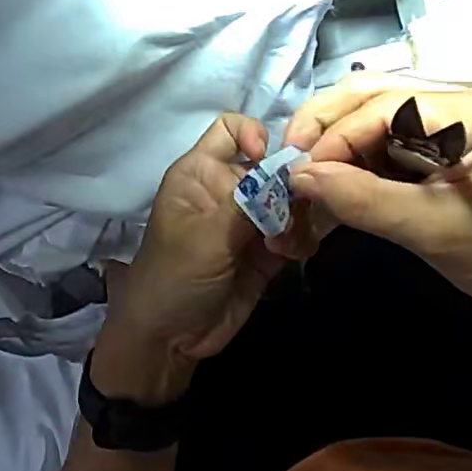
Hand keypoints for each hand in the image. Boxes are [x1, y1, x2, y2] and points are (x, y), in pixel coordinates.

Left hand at [96, 114, 287, 405]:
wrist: (170, 341)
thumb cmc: (174, 276)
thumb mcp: (206, 236)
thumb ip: (247, 203)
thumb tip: (288, 174)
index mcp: (201, 172)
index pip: (230, 129)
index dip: (254, 134)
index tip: (270, 160)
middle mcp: (227, 188)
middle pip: (272, 166)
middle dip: (290, 185)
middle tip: (299, 209)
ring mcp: (249, 219)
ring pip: (290, 199)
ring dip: (297, 217)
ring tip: (287, 244)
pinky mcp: (266, 249)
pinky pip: (295, 231)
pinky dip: (300, 239)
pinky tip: (293, 255)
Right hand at [282, 75, 471, 323]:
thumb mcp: (434, 232)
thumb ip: (363, 200)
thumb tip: (298, 177)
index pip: (394, 104)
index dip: (340, 134)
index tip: (301, 170)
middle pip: (383, 91)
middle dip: (331, 123)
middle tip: (291, 156)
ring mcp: (463, 113)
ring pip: (381, 108)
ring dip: (340, 138)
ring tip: (307, 166)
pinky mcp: (451, 135)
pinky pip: (393, 132)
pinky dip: (360, 153)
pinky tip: (335, 172)